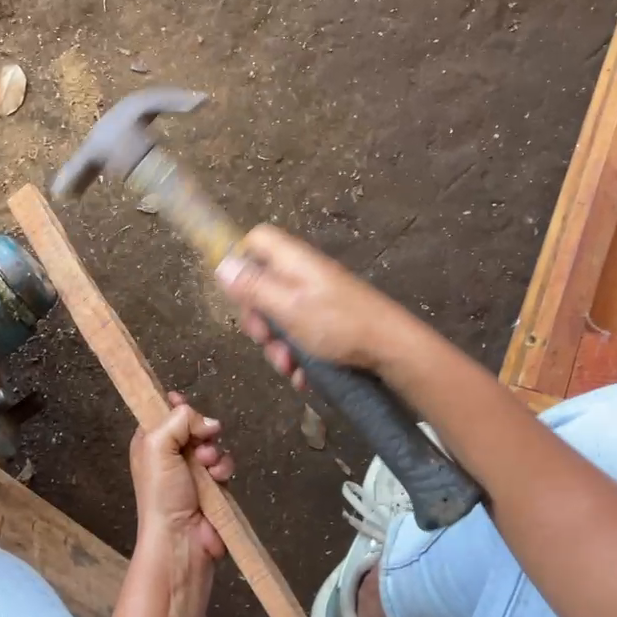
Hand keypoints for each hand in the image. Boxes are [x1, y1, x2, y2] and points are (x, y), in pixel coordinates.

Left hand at [130, 394, 233, 560]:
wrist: (181, 541)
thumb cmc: (161, 492)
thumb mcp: (157, 446)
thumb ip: (178, 420)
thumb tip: (208, 422)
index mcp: (150, 441)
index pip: (163, 412)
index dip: (176, 407)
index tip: (183, 404)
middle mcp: (170, 453)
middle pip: (193, 425)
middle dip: (201, 431)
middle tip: (200, 444)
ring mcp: (192, 471)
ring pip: (212, 444)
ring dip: (214, 453)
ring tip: (208, 466)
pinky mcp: (213, 487)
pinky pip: (224, 465)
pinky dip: (224, 469)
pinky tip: (218, 479)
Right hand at [215, 224, 421, 380]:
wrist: (395, 351)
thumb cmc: (339, 325)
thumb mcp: (287, 307)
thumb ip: (252, 287)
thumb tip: (221, 264)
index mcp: (292, 261)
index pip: (257, 240)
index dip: (241, 260)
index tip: (237, 291)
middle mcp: (303, 275)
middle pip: (262, 284)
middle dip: (258, 317)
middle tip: (263, 338)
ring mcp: (317, 299)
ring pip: (280, 316)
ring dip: (277, 344)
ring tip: (289, 366)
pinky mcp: (329, 322)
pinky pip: (300, 334)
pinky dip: (298, 354)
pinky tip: (304, 375)